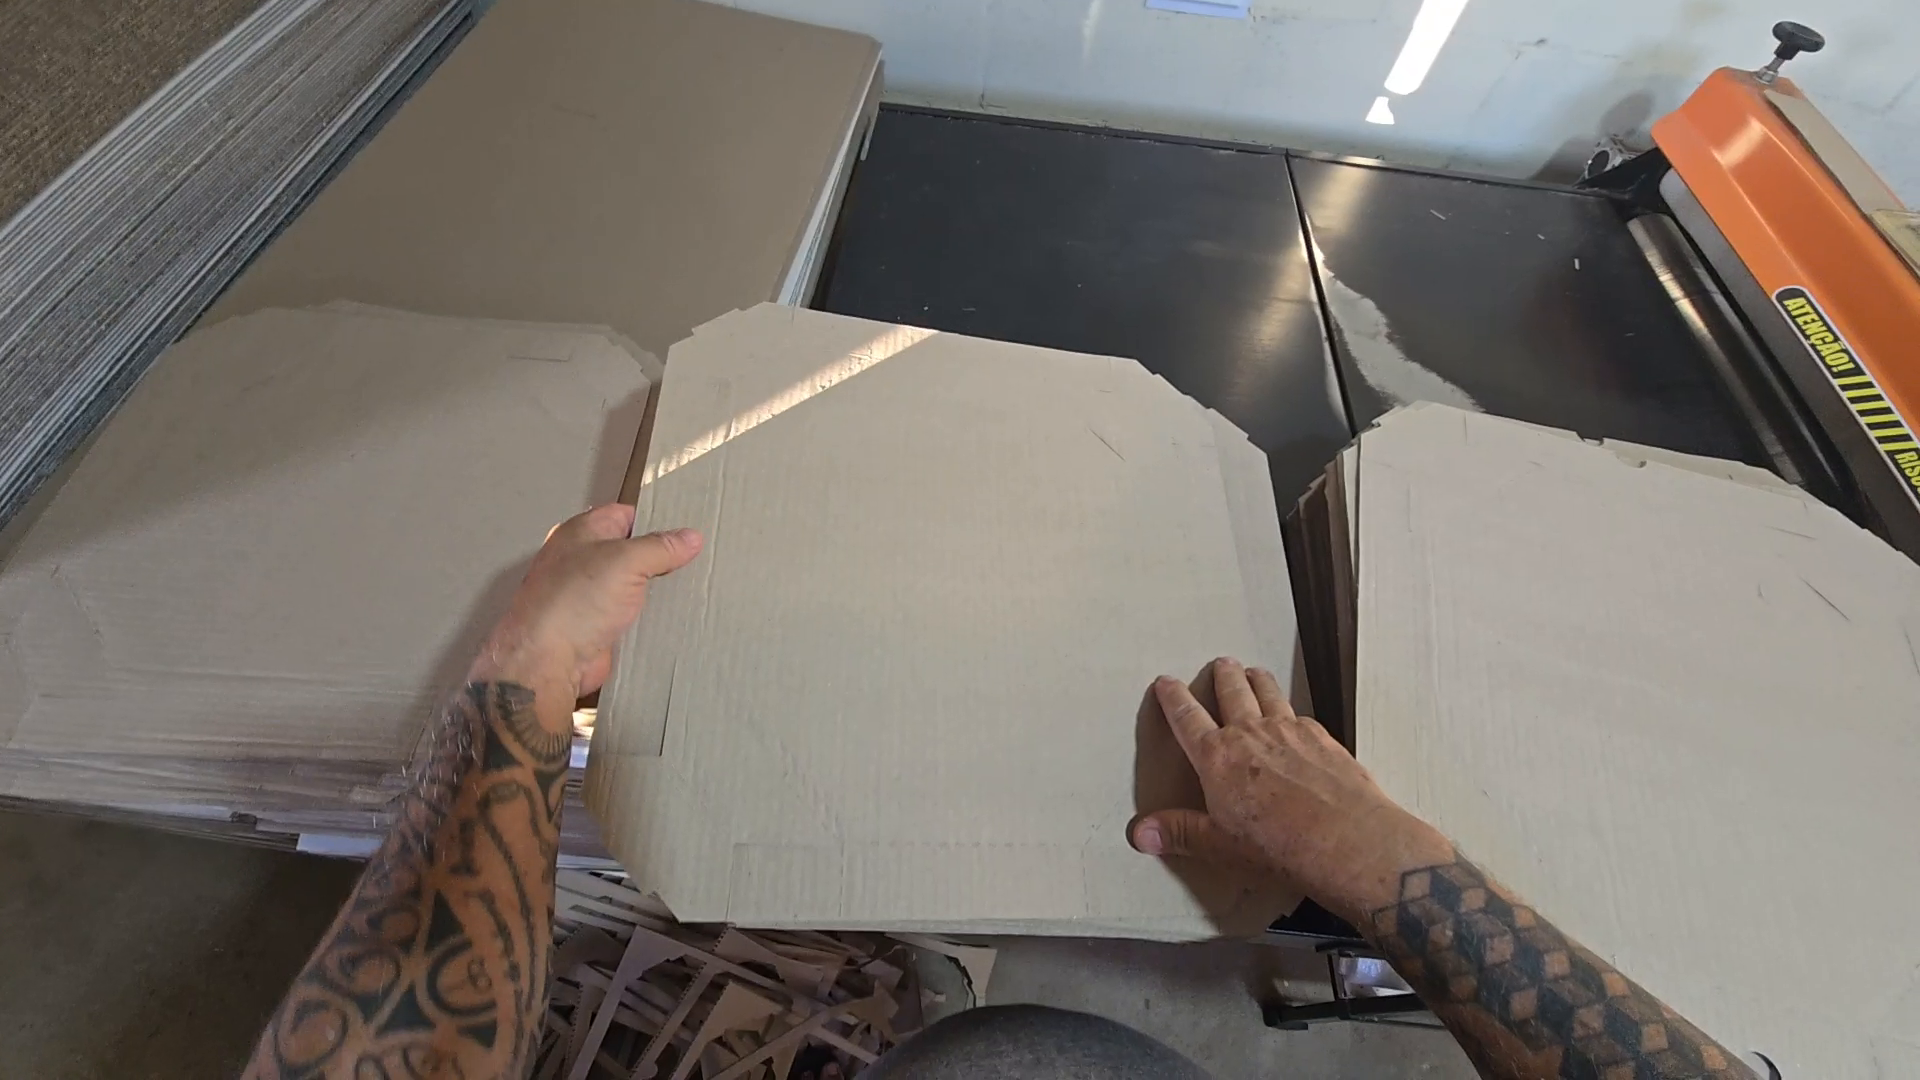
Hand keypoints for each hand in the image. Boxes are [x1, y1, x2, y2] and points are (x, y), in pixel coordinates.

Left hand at [469, 504, 702, 699]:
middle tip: (697, 557)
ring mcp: (590, 593)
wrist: (548, 661)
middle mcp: (582, 559)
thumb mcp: (626, 561)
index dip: (656, 518)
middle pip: (632, 548)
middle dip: (662, 554)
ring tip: (695, 584)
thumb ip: (661, 547)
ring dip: (659, 586)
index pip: (626, 514)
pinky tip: (677, 612)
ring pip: (635, 581)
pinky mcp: (599, 623)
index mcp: (581, 533)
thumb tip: (692, 537)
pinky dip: (652, 612)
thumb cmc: (577, 601)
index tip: (689, 527)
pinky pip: (633, 610)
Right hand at [1128, 658, 1451, 923]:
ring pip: (1268, 694)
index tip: (1166, 682)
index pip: (1186, 718)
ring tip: (1253, 671)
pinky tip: (1296, 716)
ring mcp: (1289, 733)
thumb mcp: (1221, 846)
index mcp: (1218, 757)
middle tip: (1221, 663)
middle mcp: (1250, 735)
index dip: (1173, 698)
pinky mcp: (1323, 740)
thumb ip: (1180, 833)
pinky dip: (1293, 710)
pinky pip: (1302, 716)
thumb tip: (1139, 833)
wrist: (1350, 843)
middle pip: (1232, 693)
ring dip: (1258, 681)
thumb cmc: (1283, 847)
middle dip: (1223, 676)